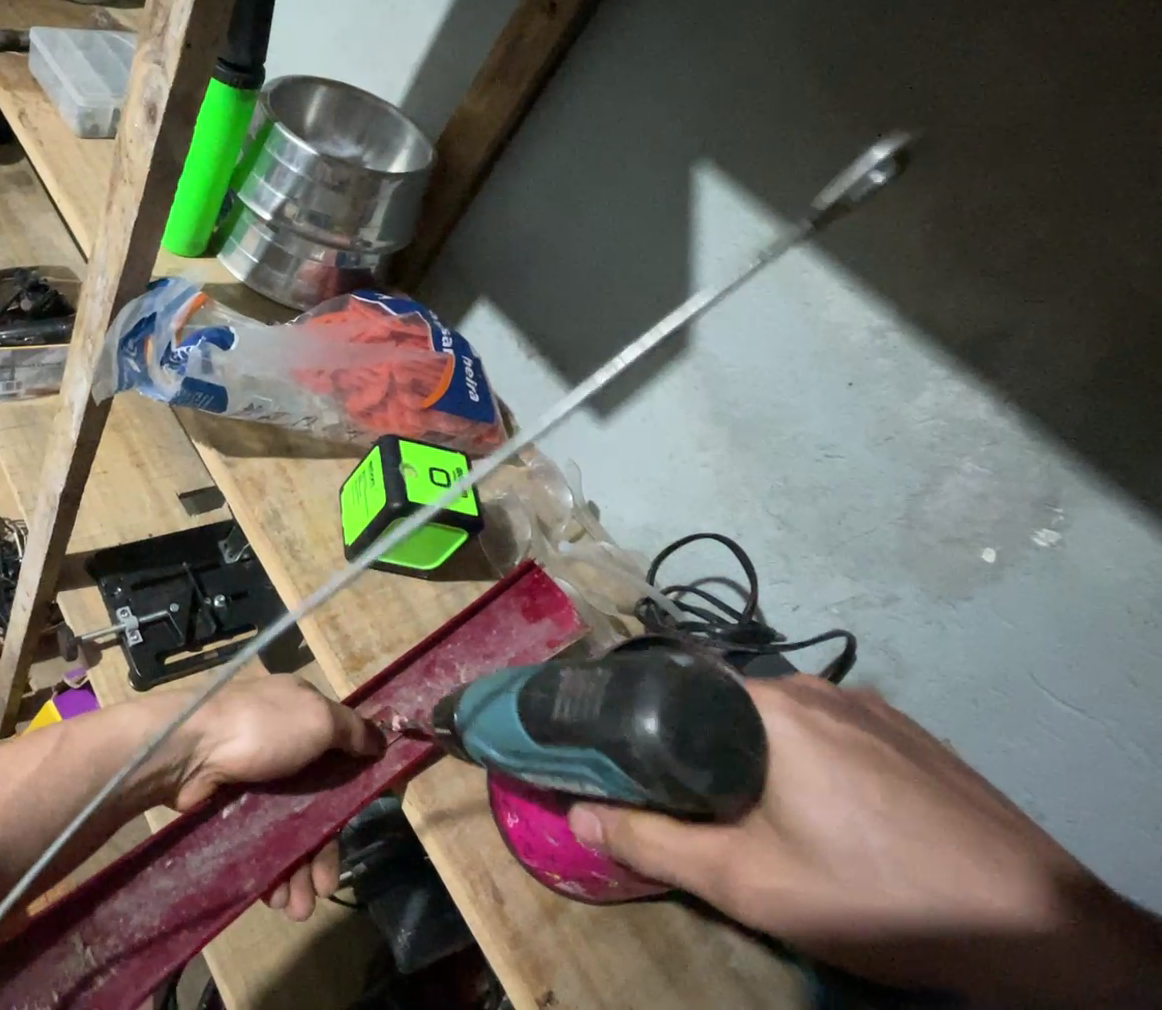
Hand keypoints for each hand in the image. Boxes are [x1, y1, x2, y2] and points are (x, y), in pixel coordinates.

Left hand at [156, 675, 379, 920]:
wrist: (188, 749)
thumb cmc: (261, 728)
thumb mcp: (318, 717)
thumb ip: (352, 730)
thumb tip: (381, 739)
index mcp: (303, 715)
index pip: (341, 755)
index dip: (355, 790)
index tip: (363, 825)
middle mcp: (282, 744)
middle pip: (318, 803)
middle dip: (323, 850)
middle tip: (326, 889)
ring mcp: (256, 775)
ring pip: (289, 827)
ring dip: (298, 869)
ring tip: (298, 907)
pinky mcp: (232, 801)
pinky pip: (261, 837)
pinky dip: (271, 866)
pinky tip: (274, 893)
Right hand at [568, 675, 1159, 1002]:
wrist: (1044, 934)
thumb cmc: (872, 895)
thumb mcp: (744, 882)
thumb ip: (651, 842)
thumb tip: (576, 816)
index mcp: (766, 704)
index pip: (667, 688)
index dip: (631, 724)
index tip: (613, 760)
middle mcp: (812, 686)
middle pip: (719, 704)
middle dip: (691, 745)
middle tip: (683, 799)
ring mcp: (869, 705)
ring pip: (773, 717)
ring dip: (747, 751)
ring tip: (748, 808)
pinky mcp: (910, 731)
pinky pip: (826, 730)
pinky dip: (800, 757)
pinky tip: (823, 810)